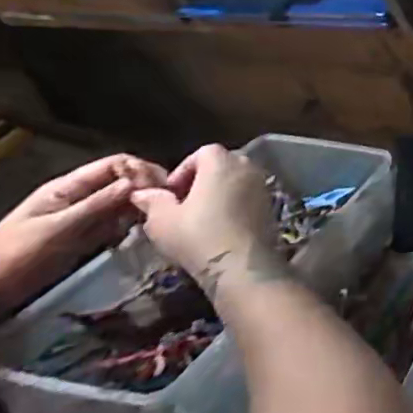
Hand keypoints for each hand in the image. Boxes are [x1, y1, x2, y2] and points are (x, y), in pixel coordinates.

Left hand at [0, 153, 165, 330]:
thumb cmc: (5, 265)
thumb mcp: (52, 233)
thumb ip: (96, 206)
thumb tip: (139, 182)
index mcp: (65, 188)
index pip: (118, 163)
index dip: (142, 171)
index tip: (160, 190)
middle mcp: (76, 198)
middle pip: (124, 180)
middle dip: (146, 188)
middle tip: (166, 206)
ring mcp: (79, 220)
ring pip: (122, 203)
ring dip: (140, 208)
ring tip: (157, 221)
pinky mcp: (81, 241)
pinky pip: (115, 225)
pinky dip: (130, 226)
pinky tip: (139, 235)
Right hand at [128, 145, 278, 290]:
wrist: (240, 261)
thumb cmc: (197, 235)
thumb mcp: (162, 220)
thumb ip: (153, 201)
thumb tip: (142, 193)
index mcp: (222, 163)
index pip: (203, 151)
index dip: (183, 169)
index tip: (170, 193)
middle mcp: (247, 166)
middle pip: (221, 162)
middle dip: (200, 179)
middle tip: (182, 204)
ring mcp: (262, 182)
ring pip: (235, 178)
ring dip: (217, 190)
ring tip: (198, 216)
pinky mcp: (269, 200)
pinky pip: (247, 192)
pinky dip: (233, 200)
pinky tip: (219, 224)